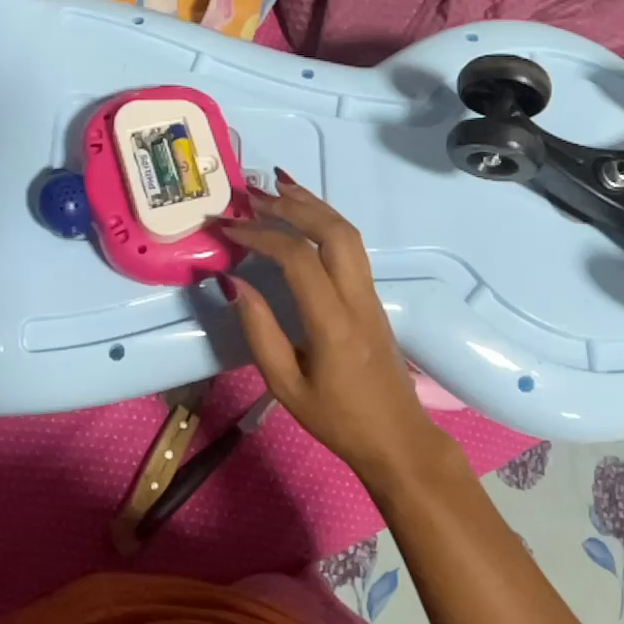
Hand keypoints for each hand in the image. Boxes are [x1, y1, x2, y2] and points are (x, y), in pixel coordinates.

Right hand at [221, 173, 458, 487]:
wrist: (397, 438)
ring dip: (310, 204)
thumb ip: (259, 330)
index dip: (260, 235)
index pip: (298, 258)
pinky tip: (302, 211)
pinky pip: (351, 243)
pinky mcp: (372, 293)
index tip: (225, 229)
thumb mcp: (285, 385)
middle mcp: (356, 297)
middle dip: (289, 205)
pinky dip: (324, 218)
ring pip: (347, 231)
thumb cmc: (337, 418)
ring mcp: (370, 292)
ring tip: (274, 186)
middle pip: (332, 231)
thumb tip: (233, 280)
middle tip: (249, 194)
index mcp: (333, 323)